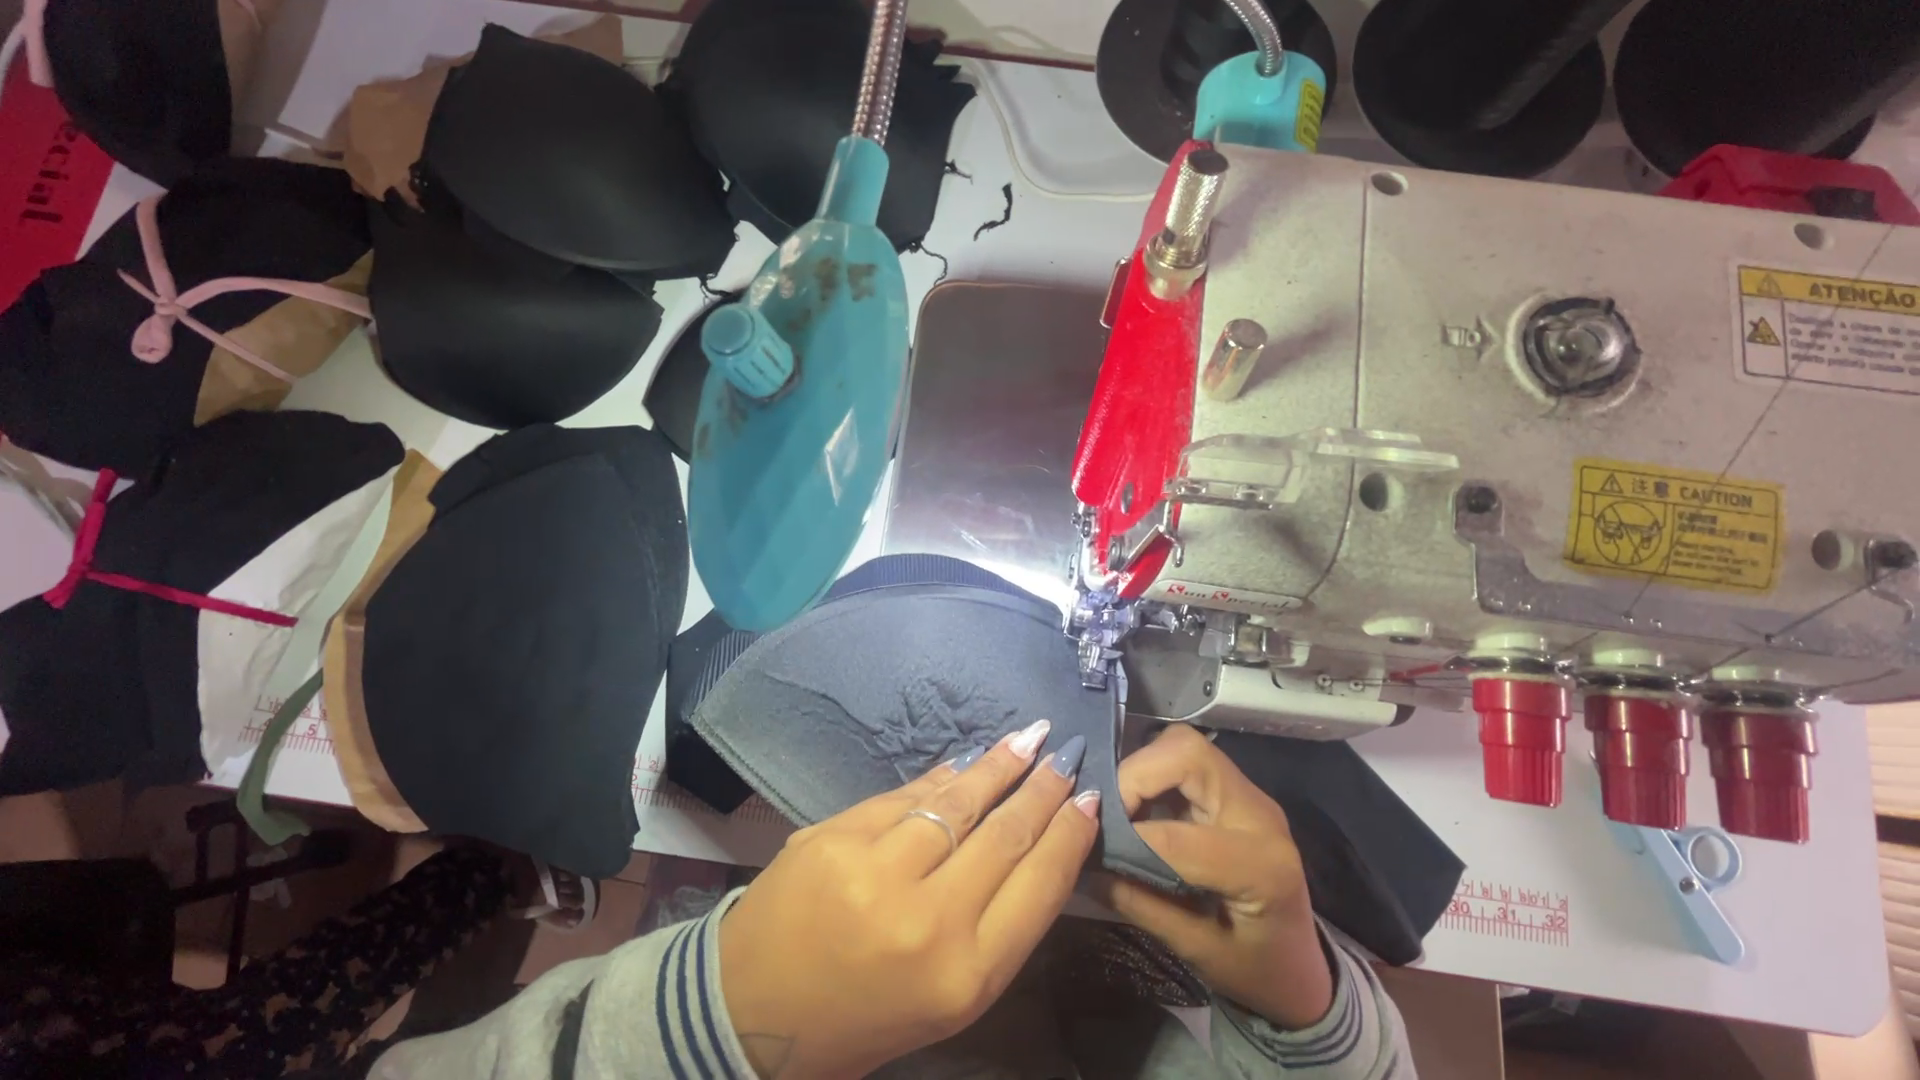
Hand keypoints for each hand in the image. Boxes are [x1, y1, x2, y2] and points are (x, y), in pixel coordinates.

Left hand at [719, 719, 1099, 1078]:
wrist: (752, 1012)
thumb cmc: (863, 1019)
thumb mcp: (948, 1000)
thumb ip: (994, 928)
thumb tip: (1031, 848)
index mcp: (965, 975)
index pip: (1038, 886)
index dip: (1068, 835)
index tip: (1089, 799)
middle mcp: (928, 920)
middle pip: (1004, 836)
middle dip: (1042, 790)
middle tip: (1065, 756)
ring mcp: (876, 871)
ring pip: (959, 803)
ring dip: (998, 766)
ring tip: (1028, 739)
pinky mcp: (836, 837)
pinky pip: (906, 797)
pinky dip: (942, 776)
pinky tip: (966, 761)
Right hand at [1091, 724, 1333, 1029]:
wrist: (1304, 970)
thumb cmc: (1258, 970)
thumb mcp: (1200, 953)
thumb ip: (1142, 905)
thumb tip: (1084, 867)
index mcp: (1259, 865)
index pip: (1177, 834)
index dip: (1125, 837)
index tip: (1091, 848)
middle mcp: (1257, 814)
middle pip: (1187, 754)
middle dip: (1134, 775)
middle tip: (1105, 813)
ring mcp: (1248, 797)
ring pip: (1184, 746)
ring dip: (1141, 769)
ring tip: (1118, 809)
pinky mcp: (1235, 792)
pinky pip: (1186, 761)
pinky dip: (1152, 773)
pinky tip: (1136, 807)